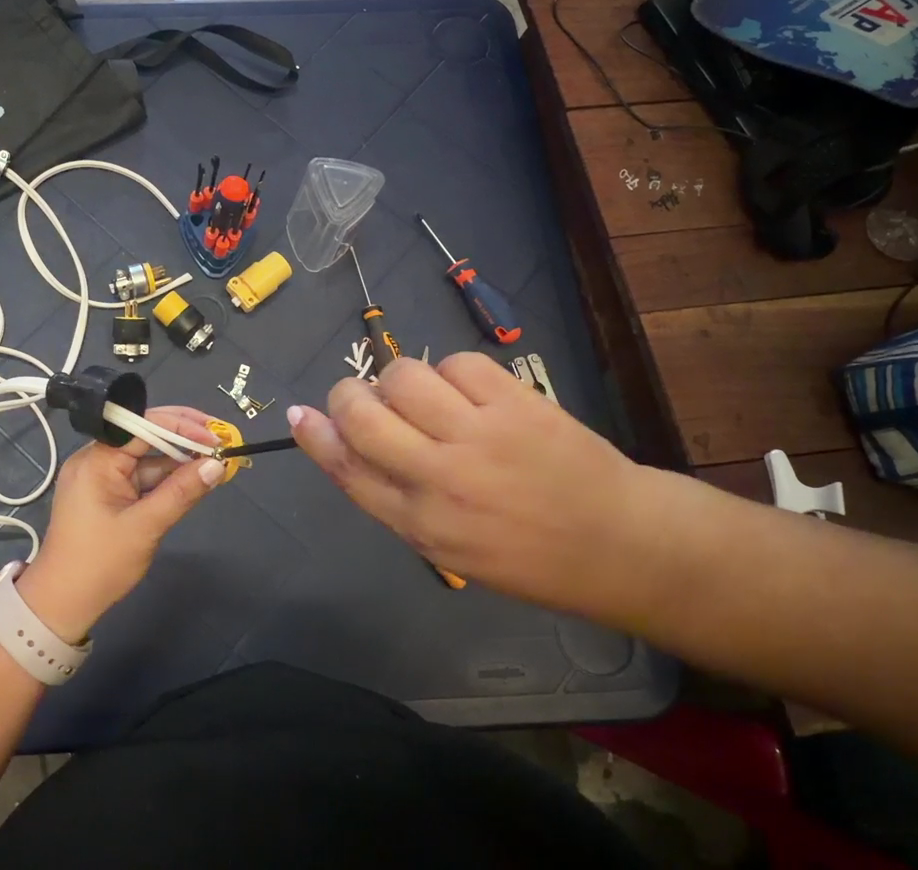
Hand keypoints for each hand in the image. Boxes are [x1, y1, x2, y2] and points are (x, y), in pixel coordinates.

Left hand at [18, 406, 226, 643]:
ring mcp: (99, 477)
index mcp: (96, 460)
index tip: (214, 435)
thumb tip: (217, 464)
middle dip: (182, 436)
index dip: (181, 426)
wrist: (62, 603)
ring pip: (145, 458)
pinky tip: (192, 479)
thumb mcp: (145, 527)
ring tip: (214, 459)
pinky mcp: (105, 494)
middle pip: (143, 435)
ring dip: (177, 459)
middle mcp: (95, 459)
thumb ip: (182, 492)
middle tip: (220, 440)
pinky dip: (164, 478)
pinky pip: (139, 476)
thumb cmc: (100, 564)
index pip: (141, 425)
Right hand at [290, 354, 660, 615]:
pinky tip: (466, 392)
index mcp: (420, 522)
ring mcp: (480, 436)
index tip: (299, 413)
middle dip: (347, 395)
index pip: (347, 468)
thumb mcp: (445, 544)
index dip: (316, 435)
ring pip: (405, 375)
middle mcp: (441, 478)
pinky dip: (451, 371)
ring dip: (400, 380)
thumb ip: (392, 495)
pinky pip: (458, 361)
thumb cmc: (524, 555)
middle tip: (363, 398)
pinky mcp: (517, 403)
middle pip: (363, 414)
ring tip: (423, 397)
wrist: (618, 543)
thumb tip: (342, 441)